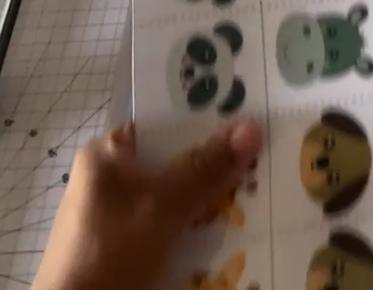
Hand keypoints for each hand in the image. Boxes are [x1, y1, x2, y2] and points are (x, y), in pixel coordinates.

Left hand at [33, 117, 263, 289]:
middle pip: (175, 159)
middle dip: (215, 162)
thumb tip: (252, 126)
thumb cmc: (109, 258)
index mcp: (108, 154)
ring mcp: (118, 216)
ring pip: (177, 195)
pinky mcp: (126, 248)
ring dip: (211, 198)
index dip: (206, 117)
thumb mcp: (163, 208)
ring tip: (259, 190)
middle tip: (264, 155)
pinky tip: (231, 231)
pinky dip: (196, 228)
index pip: (165, 121)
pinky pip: (171, 226)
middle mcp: (111, 178)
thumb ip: (206, 168)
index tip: (250, 115)